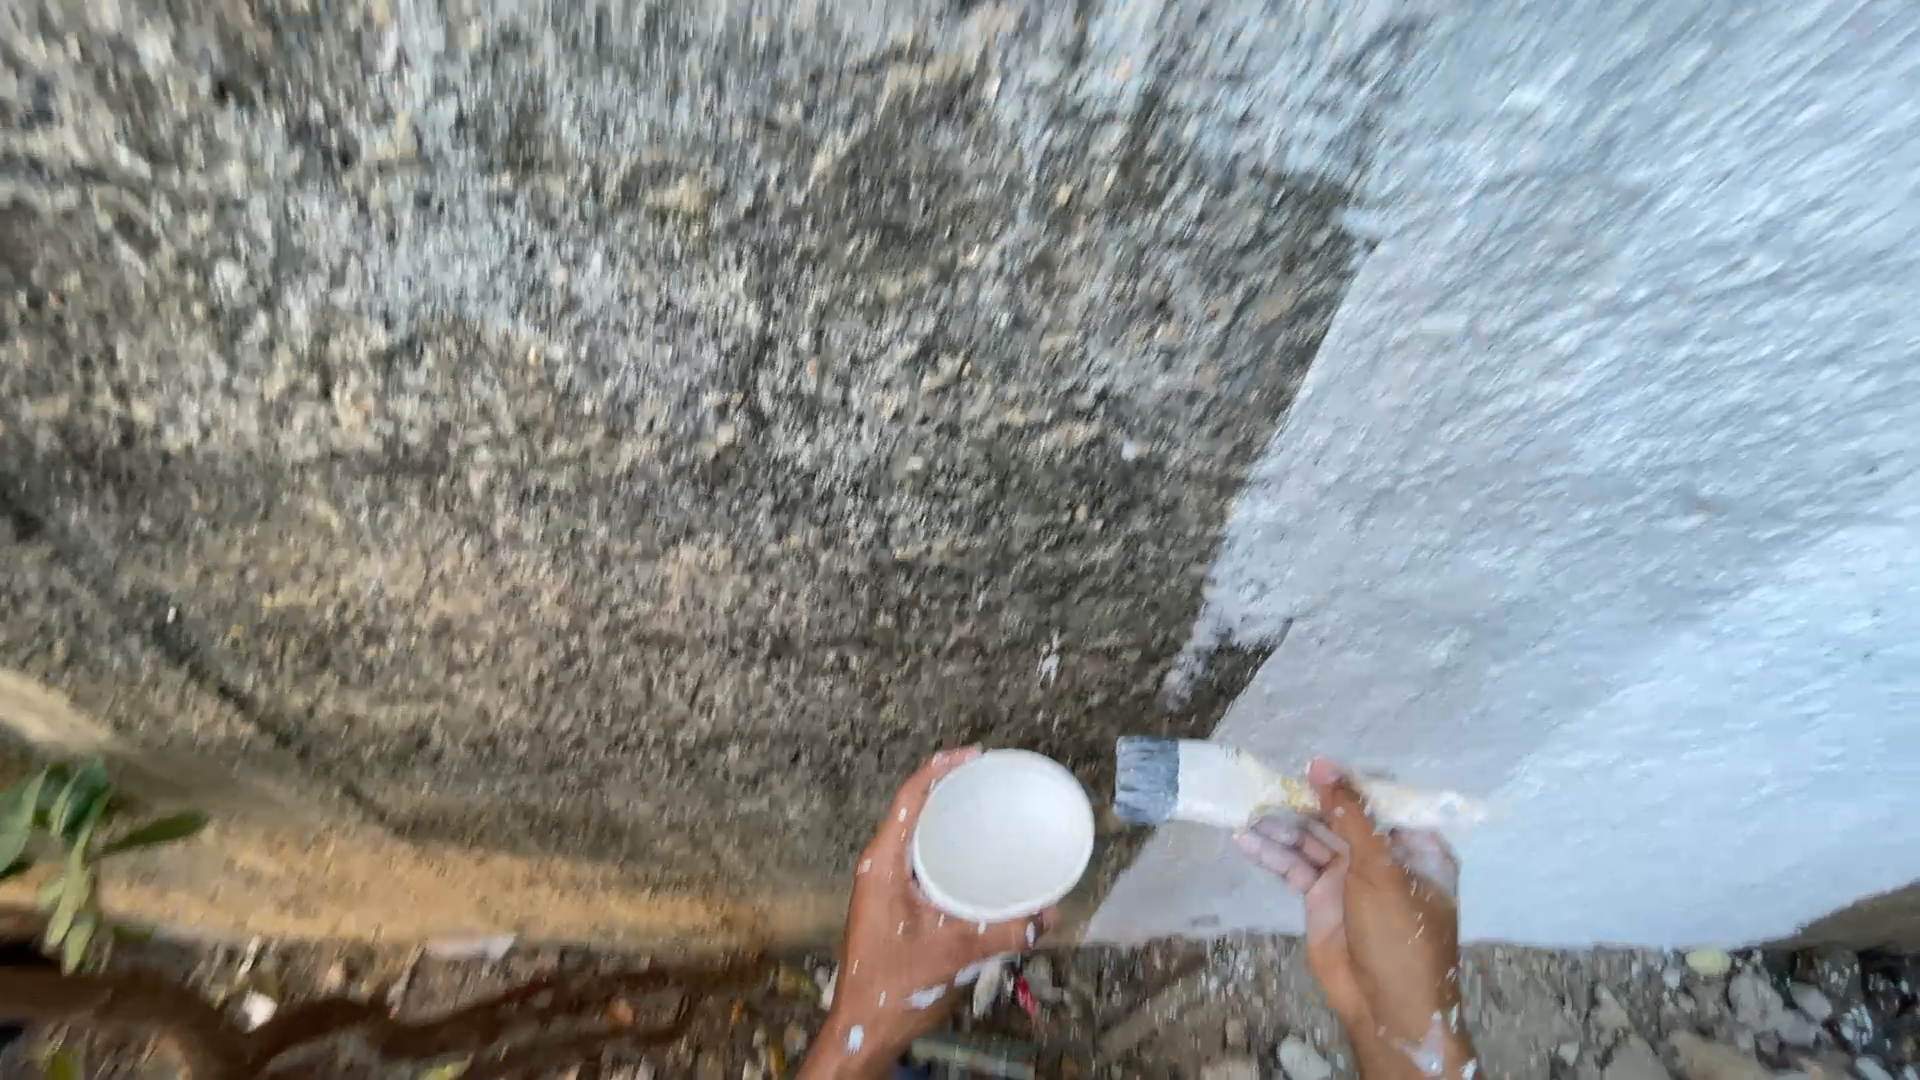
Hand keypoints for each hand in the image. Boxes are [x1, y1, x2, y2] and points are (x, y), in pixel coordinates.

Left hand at [799, 748, 1055, 1079]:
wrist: (864, 1027)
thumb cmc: (897, 985)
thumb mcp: (955, 953)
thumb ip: (1004, 933)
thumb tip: (1049, 914)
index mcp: (884, 861)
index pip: (909, 796)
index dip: (939, 767)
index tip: (973, 755)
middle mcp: (880, 862)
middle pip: (912, 805)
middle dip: (945, 782)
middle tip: (984, 772)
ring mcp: (883, 879)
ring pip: (914, 828)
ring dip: (942, 810)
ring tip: (979, 799)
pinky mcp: (891, 896)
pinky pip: (917, 851)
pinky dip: (941, 839)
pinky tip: (968, 847)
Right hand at [1234, 759, 1474, 1079]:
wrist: (1386, 1010)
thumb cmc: (1399, 937)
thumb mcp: (1378, 870)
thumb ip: (1348, 813)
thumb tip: (1320, 763)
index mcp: (1415, 848)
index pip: (1380, 801)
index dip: (1347, 782)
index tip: (1311, 764)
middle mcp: (1382, 857)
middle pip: (1337, 816)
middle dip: (1302, 802)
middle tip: (1266, 783)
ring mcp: (1349, 876)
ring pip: (1310, 838)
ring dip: (1279, 826)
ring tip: (1247, 811)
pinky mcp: (1321, 895)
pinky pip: (1293, 864)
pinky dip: (1269, 853)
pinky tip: (1244, 839)